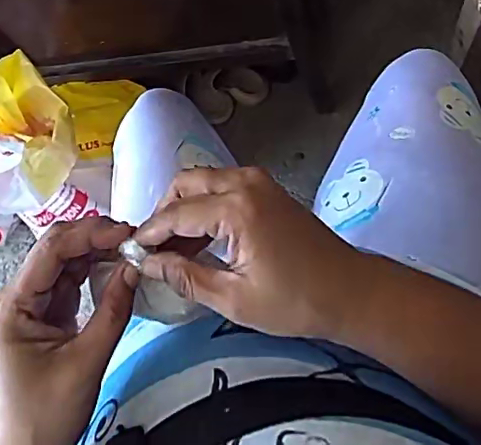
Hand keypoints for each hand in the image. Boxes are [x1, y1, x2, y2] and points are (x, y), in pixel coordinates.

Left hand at [0, 217, 138, 444]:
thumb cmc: (43, 418)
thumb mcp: (85, 364)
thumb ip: (112, 313)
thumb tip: (133, 269)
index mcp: (13, 304)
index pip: (51, 250)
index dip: (88, 234)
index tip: (122, 231)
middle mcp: (17, 297)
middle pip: (56, 249)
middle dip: (93, 237)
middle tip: (129, 236)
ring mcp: (31, 305)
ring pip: (65, 261)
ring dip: (95, 251)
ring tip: (126, 246)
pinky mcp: (45, 314)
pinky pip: (70, 280)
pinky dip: (93, 270)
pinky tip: (113, 266)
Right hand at [134, 166, 375, 339]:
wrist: (350, 290)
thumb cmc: (295, 301)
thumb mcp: (235, 300)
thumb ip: (187, 277)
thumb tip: (148, 264)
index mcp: (235, 209)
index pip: (177, 213)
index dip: (151, 231)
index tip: (131, 249)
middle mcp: (243, 182)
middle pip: (185, 183)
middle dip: (164, 210)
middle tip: (153, 245)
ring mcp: (256, 179)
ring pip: (202, 179)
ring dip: (183, 206)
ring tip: (173, 246)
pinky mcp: (264, 185)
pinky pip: (221, 184)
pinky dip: (204, 203)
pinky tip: (199, 237)